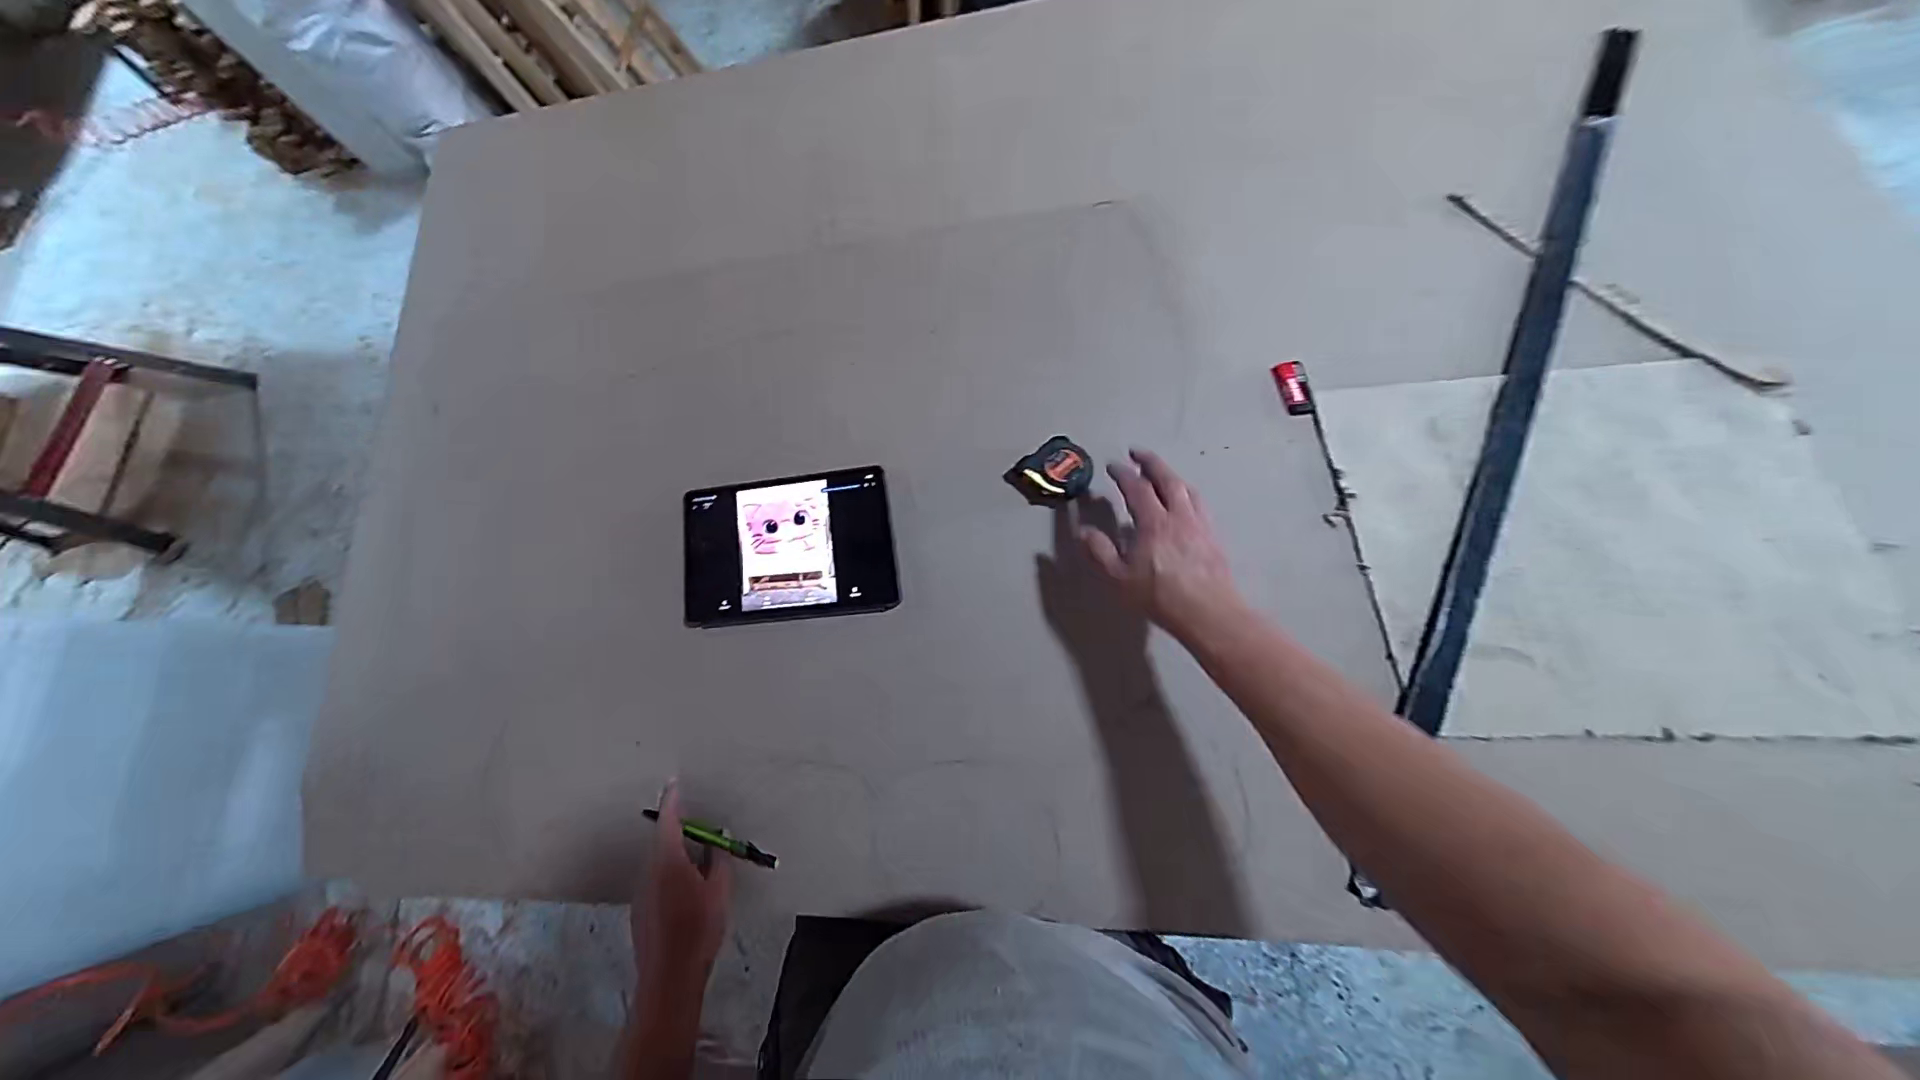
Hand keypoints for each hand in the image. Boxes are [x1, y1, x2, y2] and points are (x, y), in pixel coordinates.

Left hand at [631, 780, 732, 995]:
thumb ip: (719, 862)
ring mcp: (641, 893)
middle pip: (662, 841)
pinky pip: (656, 880)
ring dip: (676, 854)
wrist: (669, 978)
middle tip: (701, 829)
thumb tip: (717, 844)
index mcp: (668, 861)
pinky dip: (671, 874)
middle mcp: (649, 872)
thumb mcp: (720, 891)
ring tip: (701, 862)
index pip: (669, 821)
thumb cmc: (699, 929)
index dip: (673, 801)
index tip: (674, 784)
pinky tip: (688, 890)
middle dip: (680, 831)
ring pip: (659, 862)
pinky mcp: (640, 911)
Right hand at [1080, 449, 1243, 640]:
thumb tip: (1084, 531)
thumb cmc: (1160, 597)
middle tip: (1138, 453)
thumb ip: (1100, 552)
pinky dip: (1187, 492)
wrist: (1208, 612)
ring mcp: (1200, 524)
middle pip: (1166, 478)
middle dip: (1150, 462)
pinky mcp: (1213, 535)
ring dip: (1170, 475)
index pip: (1137, 488)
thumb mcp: (1119, 578)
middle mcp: (1179, 516)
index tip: (1113, 467)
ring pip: (1186, 488)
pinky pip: (1199, 503)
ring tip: (1160, 473)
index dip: (1123, 474)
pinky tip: (1184, 501)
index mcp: (1154, 523)